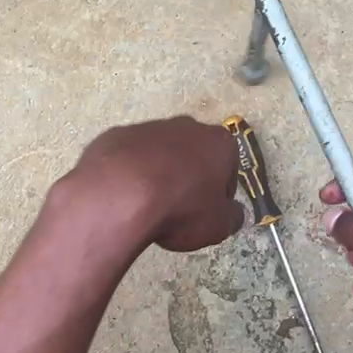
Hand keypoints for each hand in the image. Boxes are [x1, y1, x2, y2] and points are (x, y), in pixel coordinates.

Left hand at [64, 116, 244, 252]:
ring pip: (161, 152)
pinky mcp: (118, 134)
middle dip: (190, 177)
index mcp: (219, 142)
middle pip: (194, 154)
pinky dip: (130, 173)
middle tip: (179, 209)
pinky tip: (124, 196)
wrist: (121, 193)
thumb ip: (232, 217)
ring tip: (148, 206)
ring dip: (159, 173)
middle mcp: (187, 126)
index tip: (208, 212)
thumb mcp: (218, 226)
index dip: (220, 192)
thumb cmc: (181, 208)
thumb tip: (234, 212)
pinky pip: (130, 156)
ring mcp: (150, 127)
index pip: (229, 167)